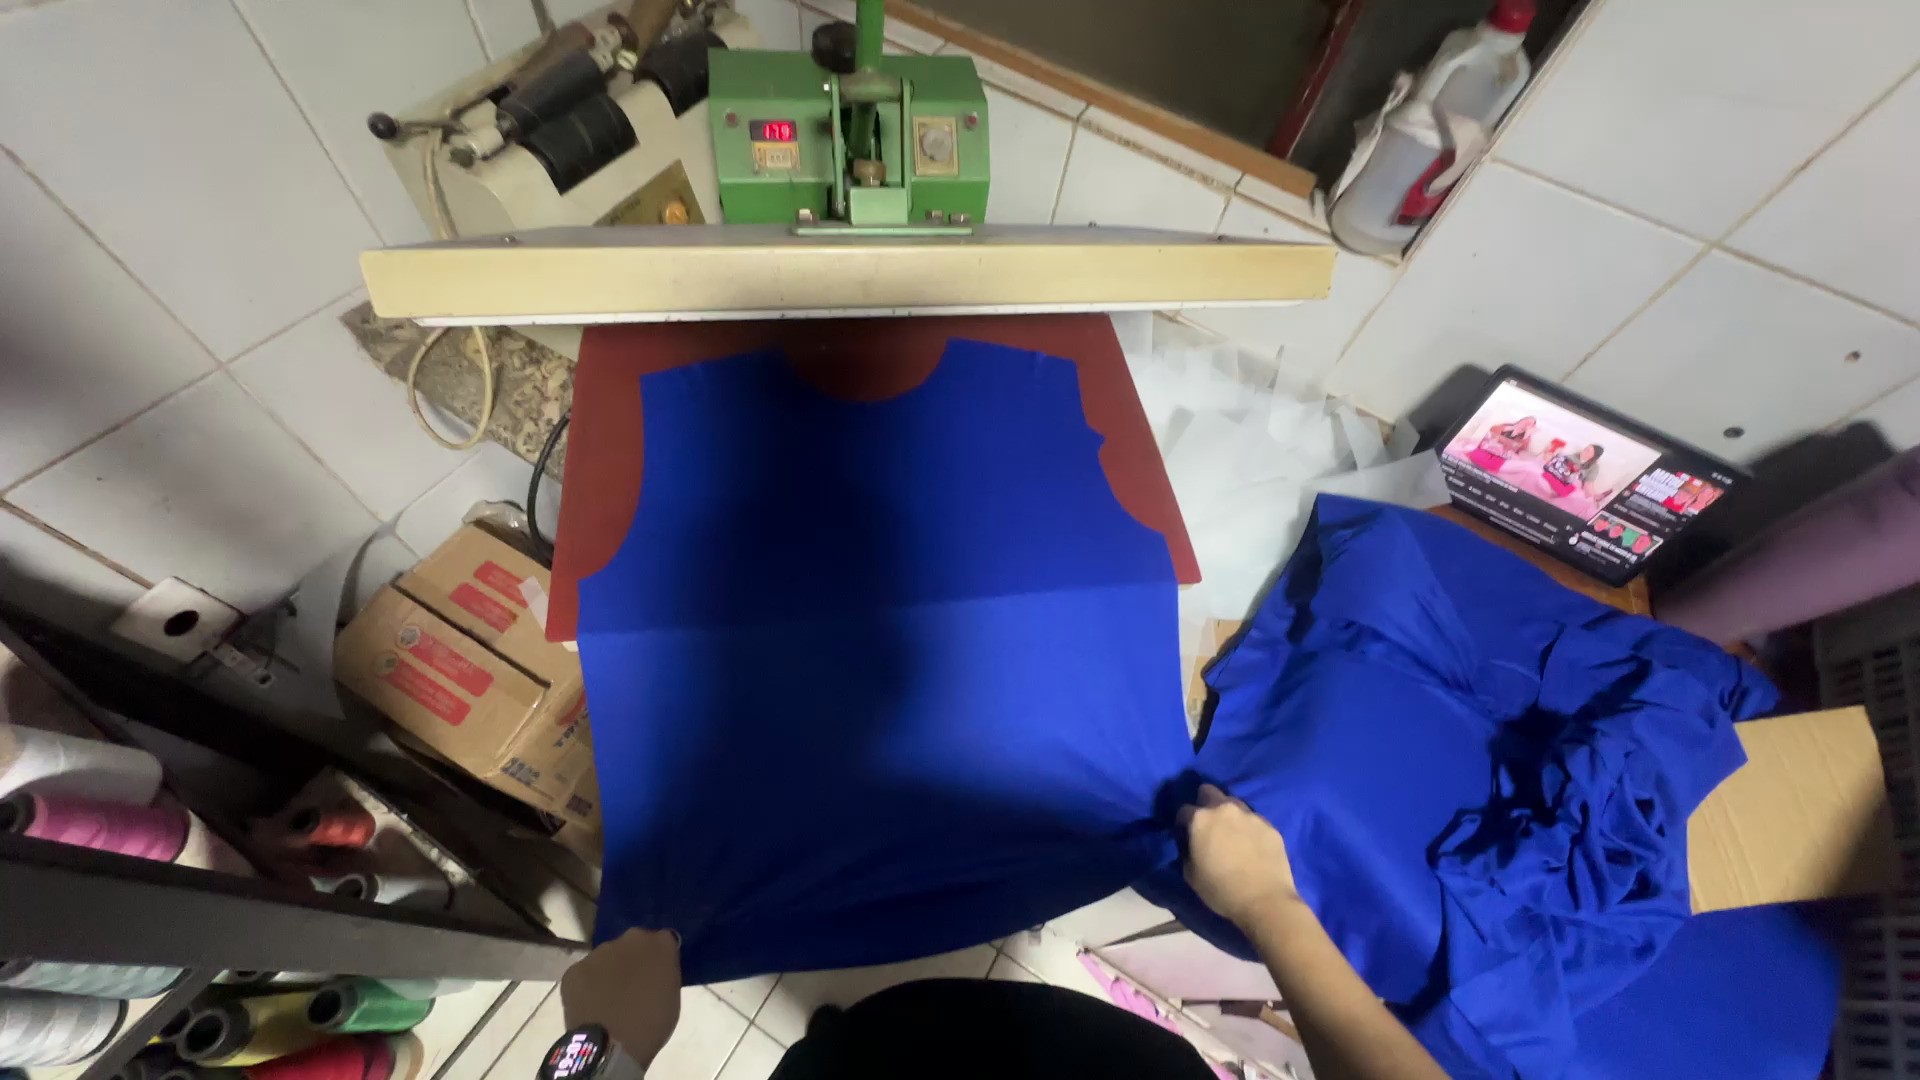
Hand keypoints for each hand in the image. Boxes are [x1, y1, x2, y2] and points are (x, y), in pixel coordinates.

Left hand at [561, 929, 680, 1068]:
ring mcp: (600, 952)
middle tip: (630, 987)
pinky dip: (585, 986)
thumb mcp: (672, 993)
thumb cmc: (651, 1024)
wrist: (612, 1046)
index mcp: (662, 942)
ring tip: (606, 1000)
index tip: (654, 976)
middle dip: (631, 960)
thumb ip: (663, 972)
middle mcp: (632, 938)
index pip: (662, 942)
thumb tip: (653, 973)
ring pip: (606, 958)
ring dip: (607, 972)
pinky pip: (583, 974)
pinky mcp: (575, 970)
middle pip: (632, 944)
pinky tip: (589, 1006)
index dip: (657, 959)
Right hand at [1178, 783, 1299, 927]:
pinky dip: (1250, 828)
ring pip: (1234, 803)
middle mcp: (1224, 808)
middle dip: (1204, 803)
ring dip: (1229, 815)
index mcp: (1200, 818)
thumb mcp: (1190, 874)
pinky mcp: (1270, 826)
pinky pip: (1255, 820)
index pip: (1183, 810)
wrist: (1266, 902)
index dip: (1182, 823)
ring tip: (1233, 835)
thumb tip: (1191, 844)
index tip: (1186, 835)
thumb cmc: (1222, 890)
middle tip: (1208, 826)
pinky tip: (1253, 846)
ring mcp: (1250, 815)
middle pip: (1208, 791)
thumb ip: (1187, 850)